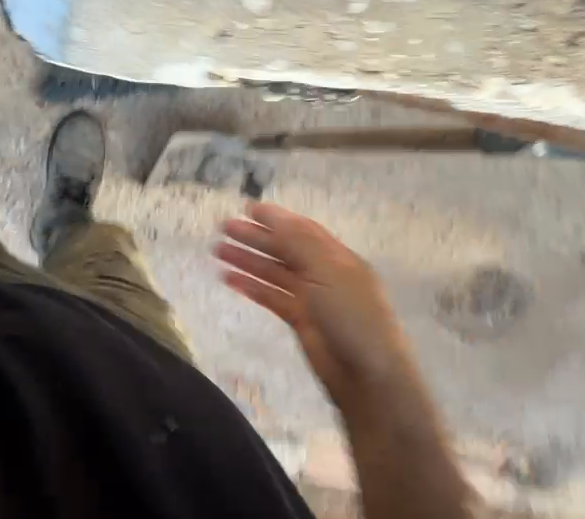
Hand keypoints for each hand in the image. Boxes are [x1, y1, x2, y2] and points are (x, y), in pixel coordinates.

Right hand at [215, 202, 414, 413]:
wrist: (367, 376)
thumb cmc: (351, 316)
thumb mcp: (327, 270)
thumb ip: (297, 241)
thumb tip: (270, 213)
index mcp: (337, 258)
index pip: (302, 230)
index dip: (275, 218)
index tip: (246, 209)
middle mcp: (324, 274)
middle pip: (284, 249)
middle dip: (255, 237)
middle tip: (223, 228)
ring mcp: (312, 298)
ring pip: (274, 272)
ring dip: (247, 260)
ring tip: (217, 251)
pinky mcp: (300, 320)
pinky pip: (270, 296)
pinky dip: (250, 286)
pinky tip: (229, 279)